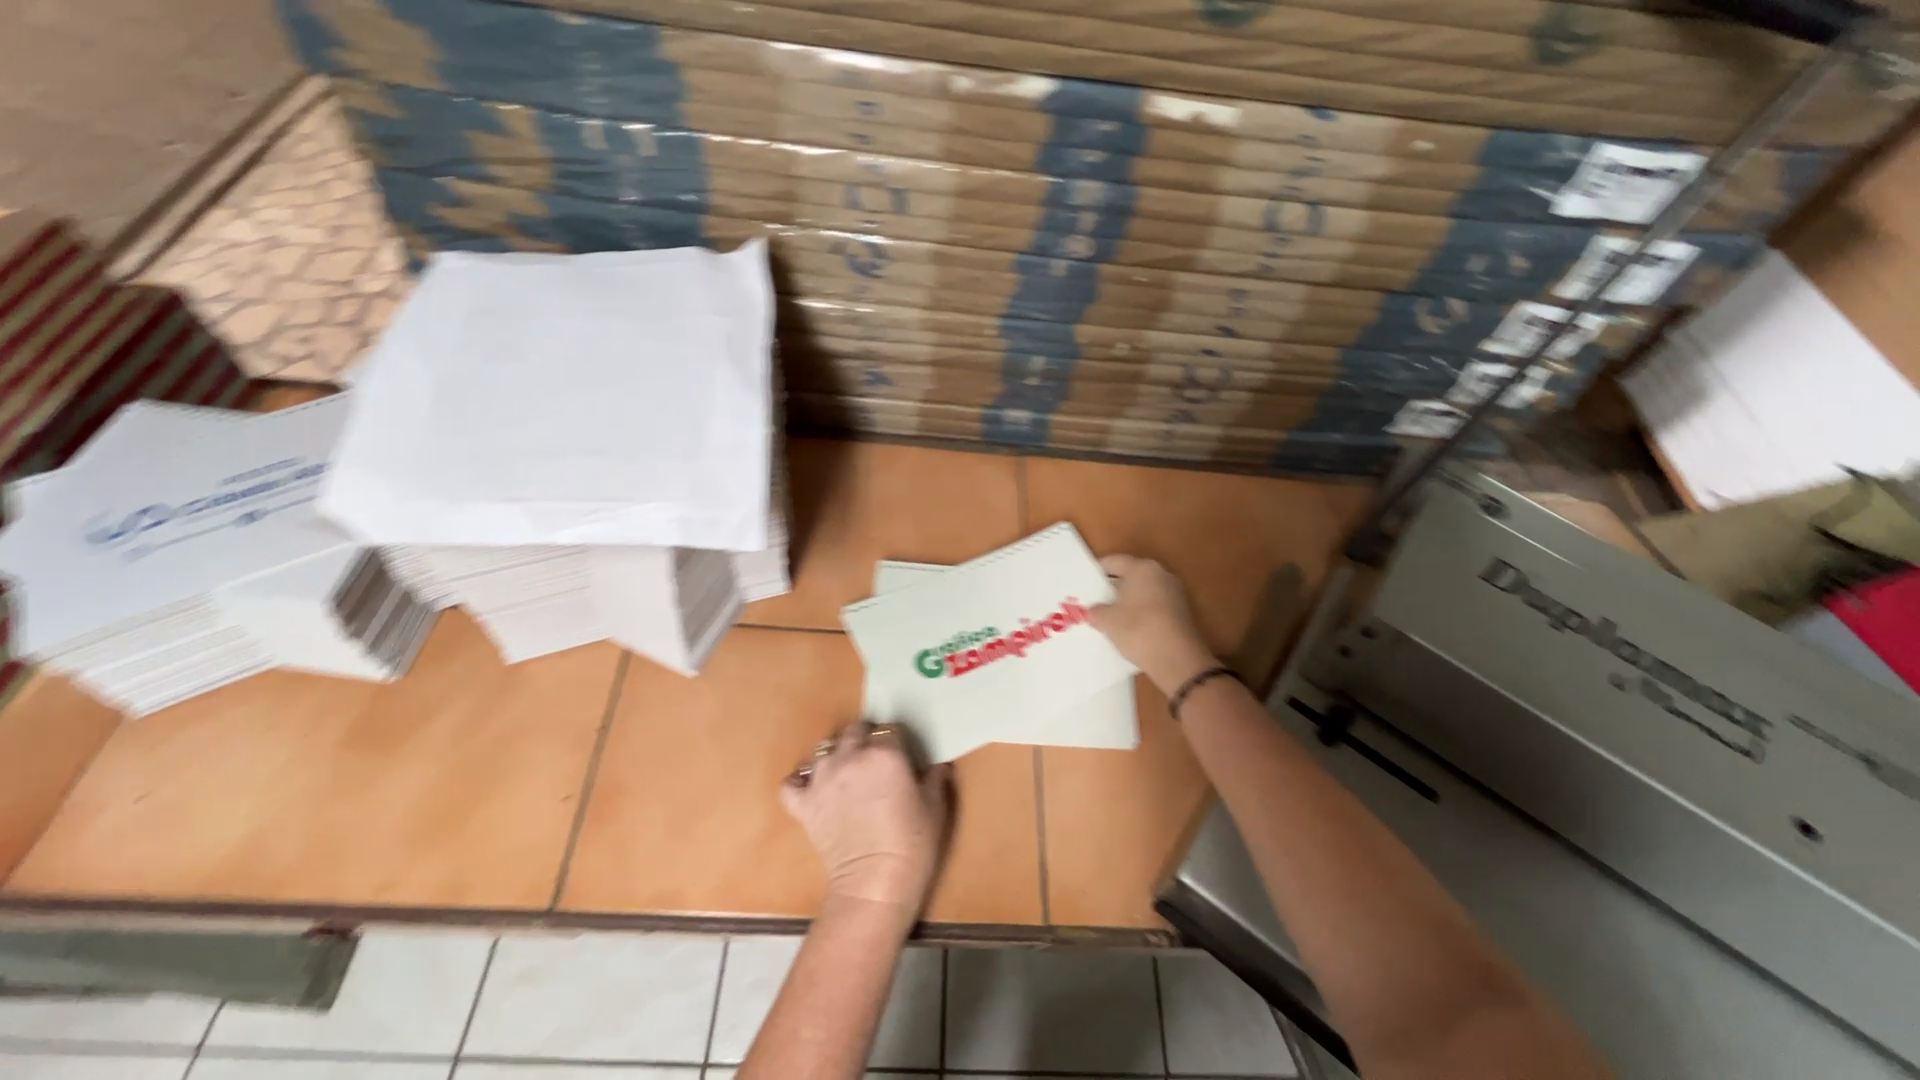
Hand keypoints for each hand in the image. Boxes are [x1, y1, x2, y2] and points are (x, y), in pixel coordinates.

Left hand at [781, 721, 952, 920]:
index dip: (897, 741)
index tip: (902, 756)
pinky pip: (791, 783)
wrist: (875, 883)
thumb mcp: (935, 808)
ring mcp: (822, 779)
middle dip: (865, 739)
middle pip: (854, 731)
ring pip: (824, 750)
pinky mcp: (804, 804)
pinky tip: (811, 790)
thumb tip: (938, 766)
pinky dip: (799, 784)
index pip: (890, 730)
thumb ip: (935, 779)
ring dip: (836, 757)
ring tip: (846, 776)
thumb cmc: (913, 845)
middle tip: (875, 762)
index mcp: (885, 753)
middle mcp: (850, 757)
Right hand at [1089, 554, 1218, 693]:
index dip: (1097, 571)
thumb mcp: (1107, 621)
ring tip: (1109, 617)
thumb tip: (1093, 610)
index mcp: (1142, 568)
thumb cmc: (1138, 630)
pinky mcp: (1181, 613)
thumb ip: (1096, 611)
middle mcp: (1161, 574)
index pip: (1114, 561)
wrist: (1178, 660)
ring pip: (1143, 592)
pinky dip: (1141, 614)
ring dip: (1127, 602)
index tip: (1084, 582)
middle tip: (1094, 601)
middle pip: (1131, 576)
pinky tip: (1129, 629)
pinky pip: (1154, 607)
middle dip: (1112, 588)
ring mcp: (1174, 593)